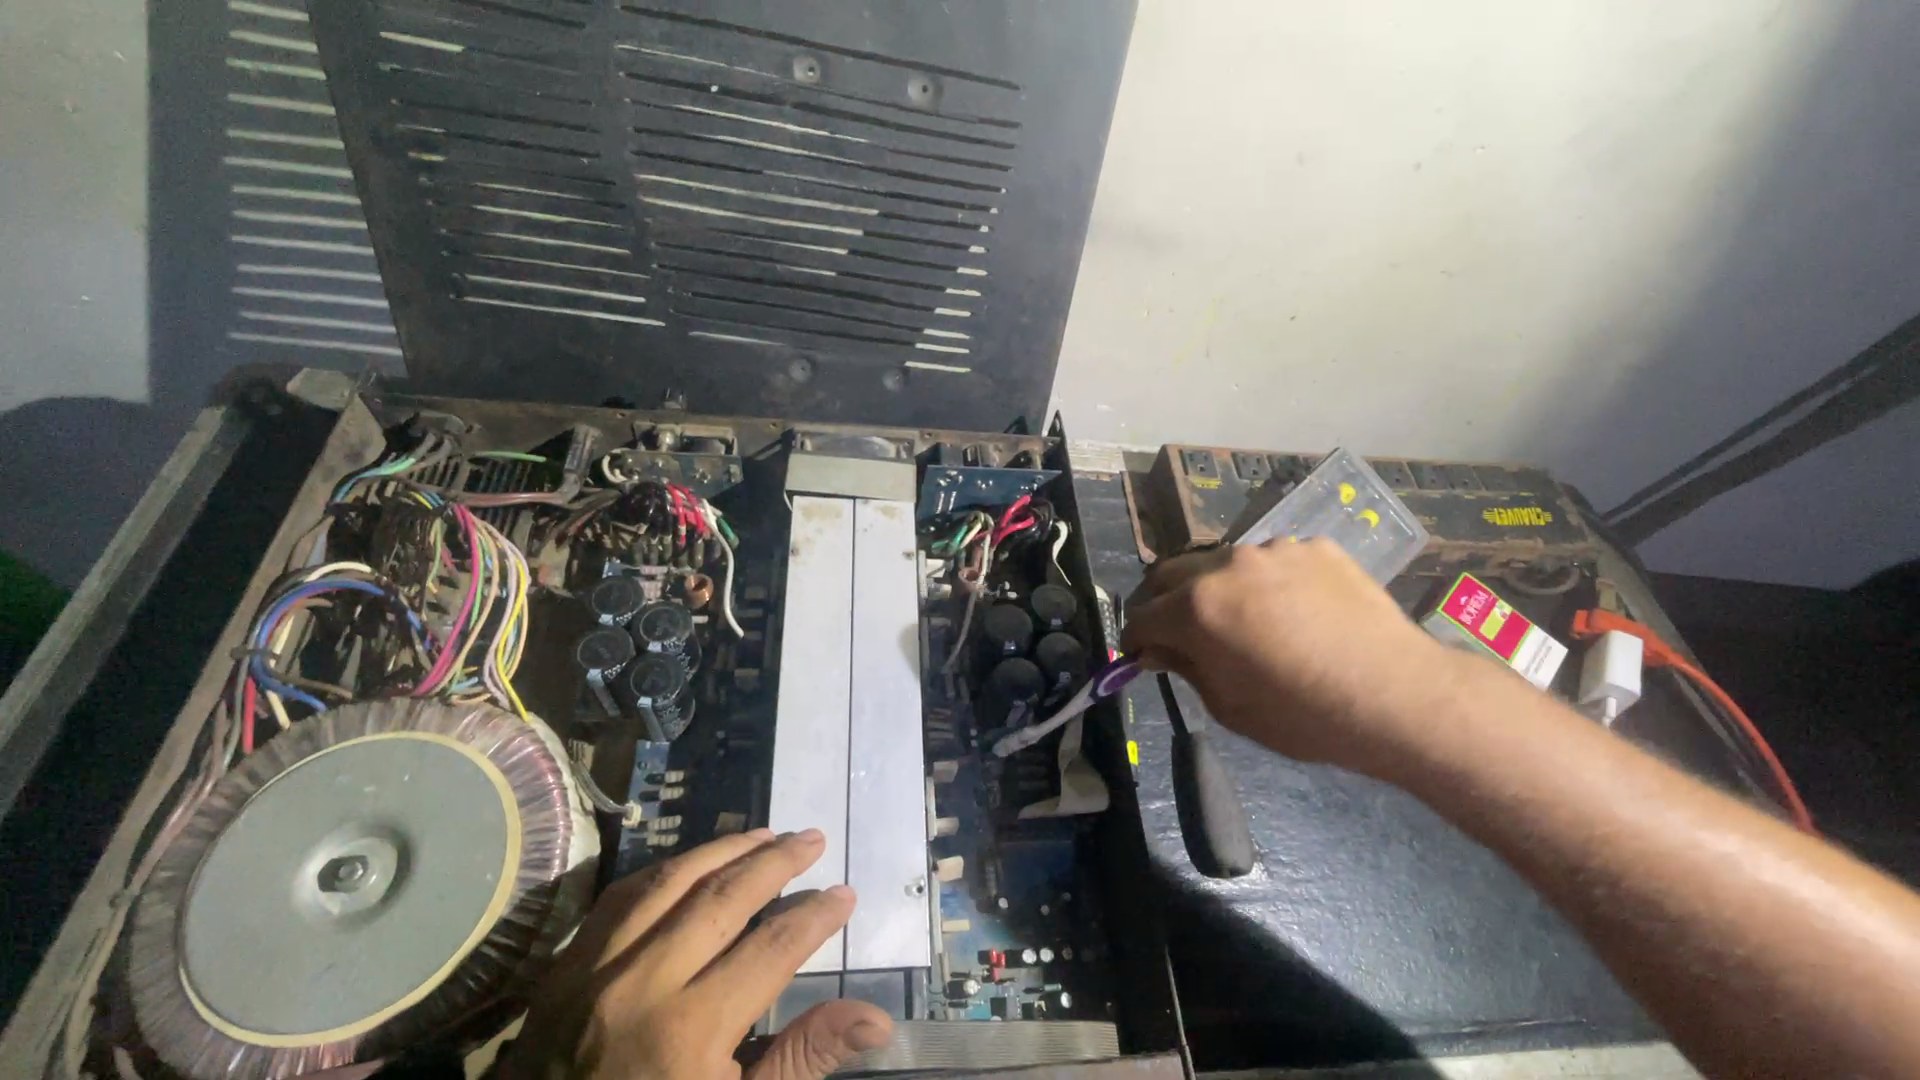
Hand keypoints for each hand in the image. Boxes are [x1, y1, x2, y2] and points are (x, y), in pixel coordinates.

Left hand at [498, 829, 891, 1079]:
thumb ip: (802, 1057)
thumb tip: (877, 1019)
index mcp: (690, 1034)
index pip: (772, 947)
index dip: (815, 916)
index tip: (844, 894)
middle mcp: (642, 985)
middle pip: (724, 897)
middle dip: (777, 862)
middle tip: (813, 839)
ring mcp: (595, 969)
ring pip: (672, 880)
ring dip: (725, 849)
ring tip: (766, 834)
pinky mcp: (564, 965)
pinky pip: (623, 894)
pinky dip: (668, 869)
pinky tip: (697, 861)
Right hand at [1121, 539, 1459, 773]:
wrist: (1397, 695)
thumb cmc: (1304, 715)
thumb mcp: (1229, 707)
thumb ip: (1185, 668)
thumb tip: (1160, 649)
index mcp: (1196, 607)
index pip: (1142, 616)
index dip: (1136, 640)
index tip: (1144, 656)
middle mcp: (1226, 565)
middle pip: (1171, 574)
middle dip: (1163, 603)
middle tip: (1178, 633)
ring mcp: (1273, 550)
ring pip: (1222, 563)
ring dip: (1215, 588)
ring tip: (1242, 620)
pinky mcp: (1314, 547)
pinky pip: (1272, 561)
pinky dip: (1266, 582)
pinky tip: (1293, 612)